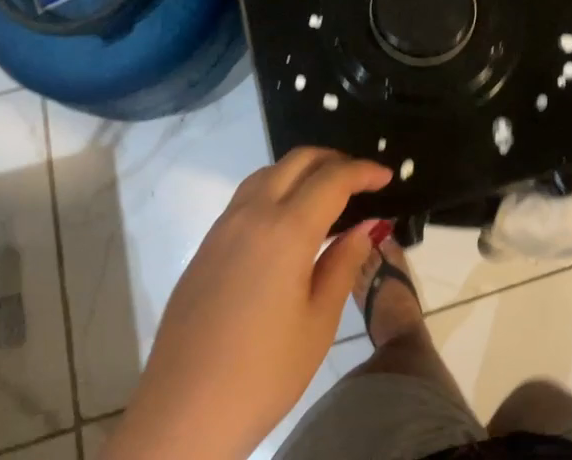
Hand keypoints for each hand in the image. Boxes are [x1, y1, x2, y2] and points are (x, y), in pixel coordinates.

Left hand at [109, 148, 390, 459]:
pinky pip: (244, 200)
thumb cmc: (264, 373)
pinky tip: (288, 224)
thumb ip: (344, 263)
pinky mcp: (205, 249)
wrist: (184, 411)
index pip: (331, 180)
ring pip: (266, 175)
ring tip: (327, 196)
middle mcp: (250, 216)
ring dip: (300, 172)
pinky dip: (274, 192)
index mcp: (285, 231)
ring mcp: (221, 230)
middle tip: (360, 180)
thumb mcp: (318, 322)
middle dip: (332, 160)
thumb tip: (367, 225)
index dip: (363, 171)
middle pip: (295, 162)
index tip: (386, 176)